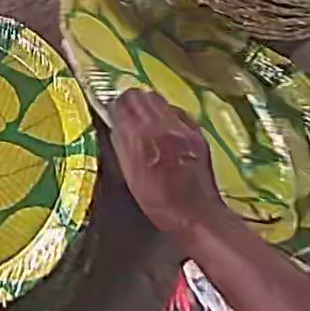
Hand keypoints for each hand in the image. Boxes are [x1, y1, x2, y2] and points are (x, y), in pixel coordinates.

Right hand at [109, 88, 233, 242]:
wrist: (197, 214)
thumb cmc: (159, 201)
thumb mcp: (130, 175)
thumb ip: (121, 143)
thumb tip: (116, 124)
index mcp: (139, 137)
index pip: (121, 104)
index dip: (114, 107)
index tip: (112, 113)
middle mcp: (160, 125)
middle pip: (139, 95)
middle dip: (130, 102)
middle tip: (126, 112)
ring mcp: (180, 126)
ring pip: (157, 98)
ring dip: (147, 104)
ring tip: (144, 118)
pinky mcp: (195, 131)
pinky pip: (176, 110)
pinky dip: (166, 113)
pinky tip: (165, 126)